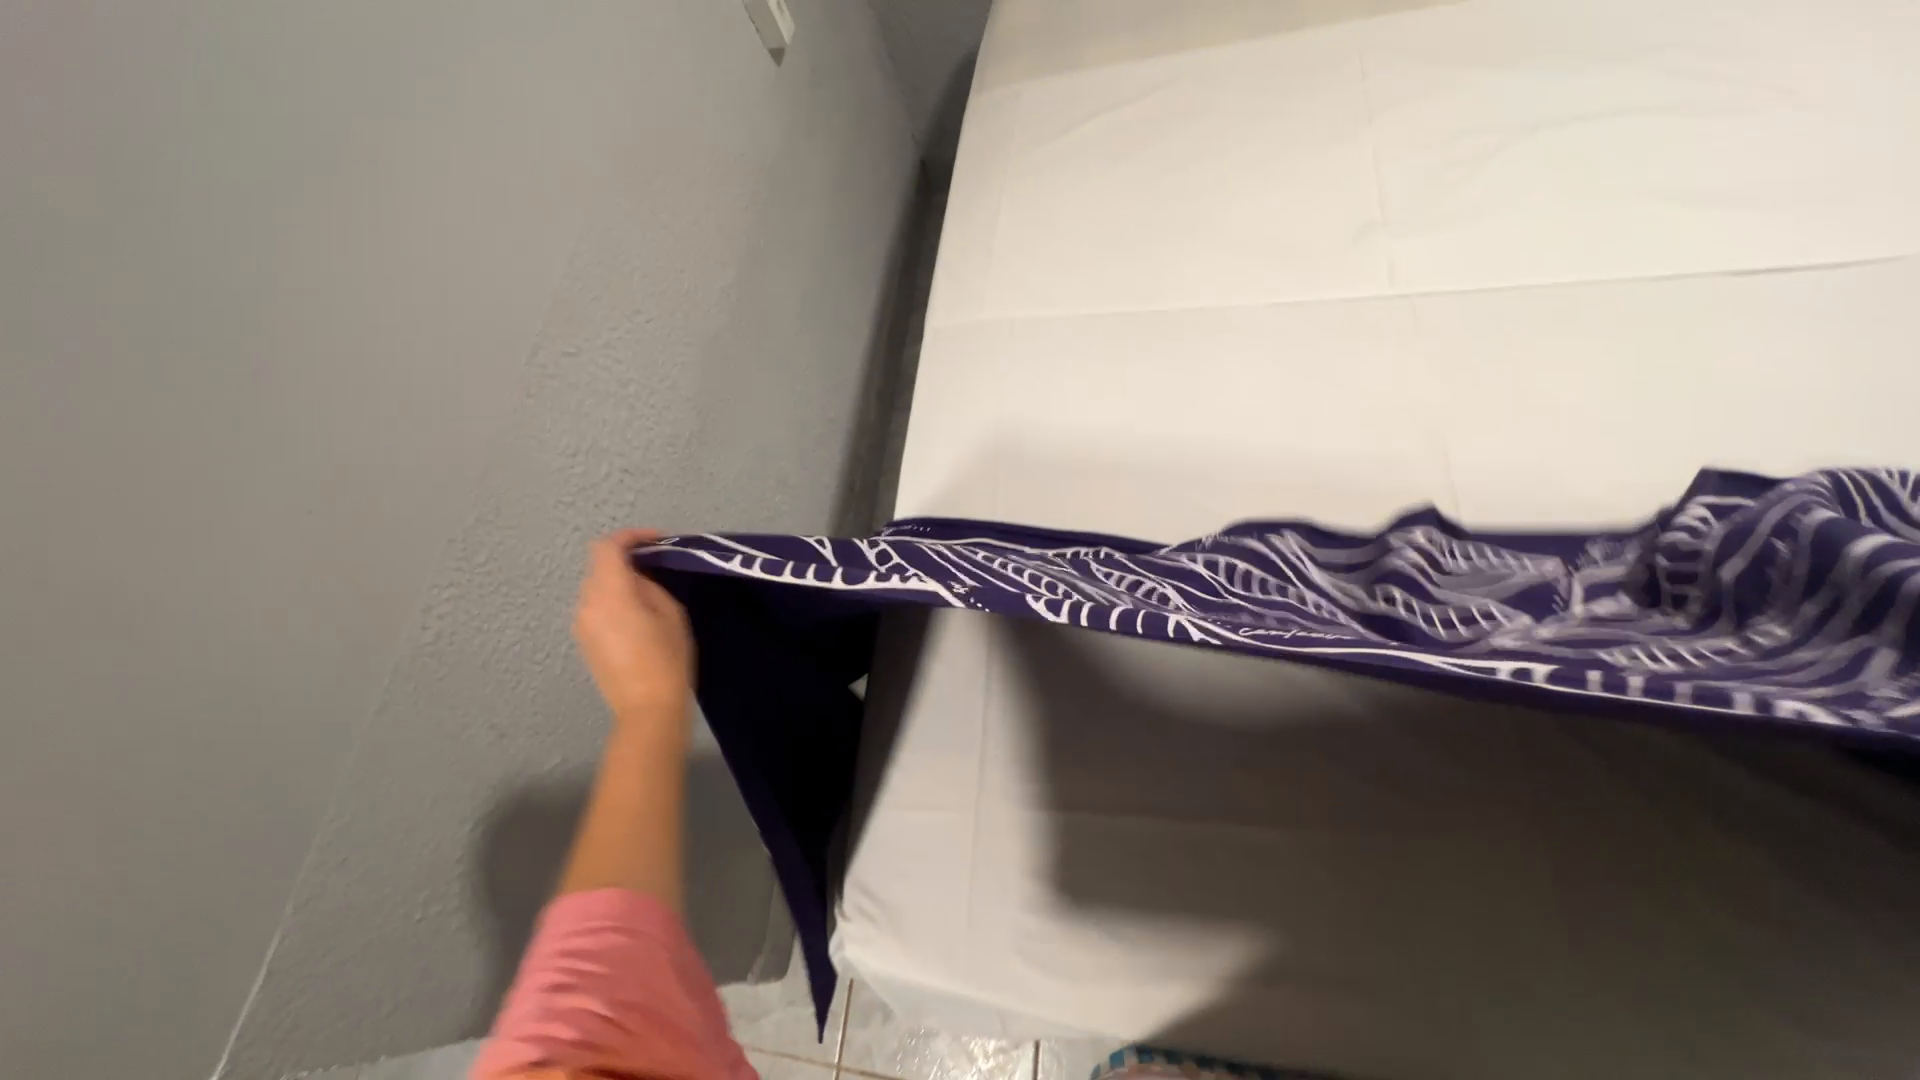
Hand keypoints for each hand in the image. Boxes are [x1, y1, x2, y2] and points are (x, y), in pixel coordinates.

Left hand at [573, 528, 693, 728]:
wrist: (647, 708)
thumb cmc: (666, 658)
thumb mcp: (670, 613)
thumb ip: (650, 586)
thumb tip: (637, 579)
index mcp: (609, 592)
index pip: (608, 547)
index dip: (632, 536)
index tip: (658, 541)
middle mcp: (586, 603)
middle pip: (600, 566)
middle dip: (627, 559)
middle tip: (658, 566)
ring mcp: (581, 624)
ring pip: (597, 588)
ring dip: (620, 581)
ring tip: (649, 592)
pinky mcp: (584, 642)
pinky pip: (596, 608)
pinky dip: (614, 601)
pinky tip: (637, 616)